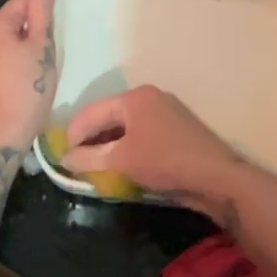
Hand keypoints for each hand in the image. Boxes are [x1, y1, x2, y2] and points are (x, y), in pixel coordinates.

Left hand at [0, 0, 57, 151]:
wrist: (3, 132)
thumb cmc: (27, 89)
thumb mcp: (41, 48)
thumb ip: (43, 13)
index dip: (45, 3)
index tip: (64, 16)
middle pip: (13, 18)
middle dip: (35, 25)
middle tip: (58, 40)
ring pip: (7, 38)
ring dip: (26, 42)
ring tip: (45, 58)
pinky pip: (1, 54)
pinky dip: (15, 56)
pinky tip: (29, 71)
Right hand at [61, 86, 246, 216]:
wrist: (217, 178)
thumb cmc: (165, 162)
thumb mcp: (121, 161)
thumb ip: (88, 159)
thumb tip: (65, 159)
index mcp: (134, 98)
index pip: (92, 111)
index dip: (73, 133)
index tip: (60, 155)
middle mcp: (150, 98)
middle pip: (108, 117)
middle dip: (90, 139)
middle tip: (74, 161)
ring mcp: (166, 113)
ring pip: (125, 128)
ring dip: (107, 146)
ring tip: (93, 166)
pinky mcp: (176, 131)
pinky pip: (141, 136)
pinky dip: (126, 149)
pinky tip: (119, 166)